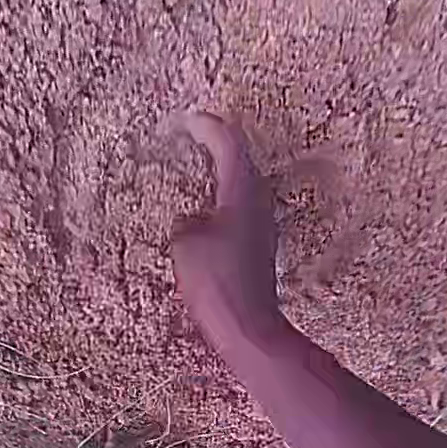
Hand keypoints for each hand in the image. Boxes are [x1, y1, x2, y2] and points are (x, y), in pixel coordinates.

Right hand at [172, 113, 289, 347]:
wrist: (247, 327)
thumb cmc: (217, 283)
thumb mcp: (185, 245)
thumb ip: (185, 224)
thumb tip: (190, 222)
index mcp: (242, 192)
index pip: (228, 145)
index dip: (207, 128)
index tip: (189, 120)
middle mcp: (258, 204)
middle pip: (240, 163)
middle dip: (217, 149)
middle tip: (195, 142)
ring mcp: (261, 229)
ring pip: (240, 191)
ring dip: (219, 180)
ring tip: (197, 178)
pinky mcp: (257, 251)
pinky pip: (238, 216)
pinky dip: (221, 207)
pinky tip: (206, 220)